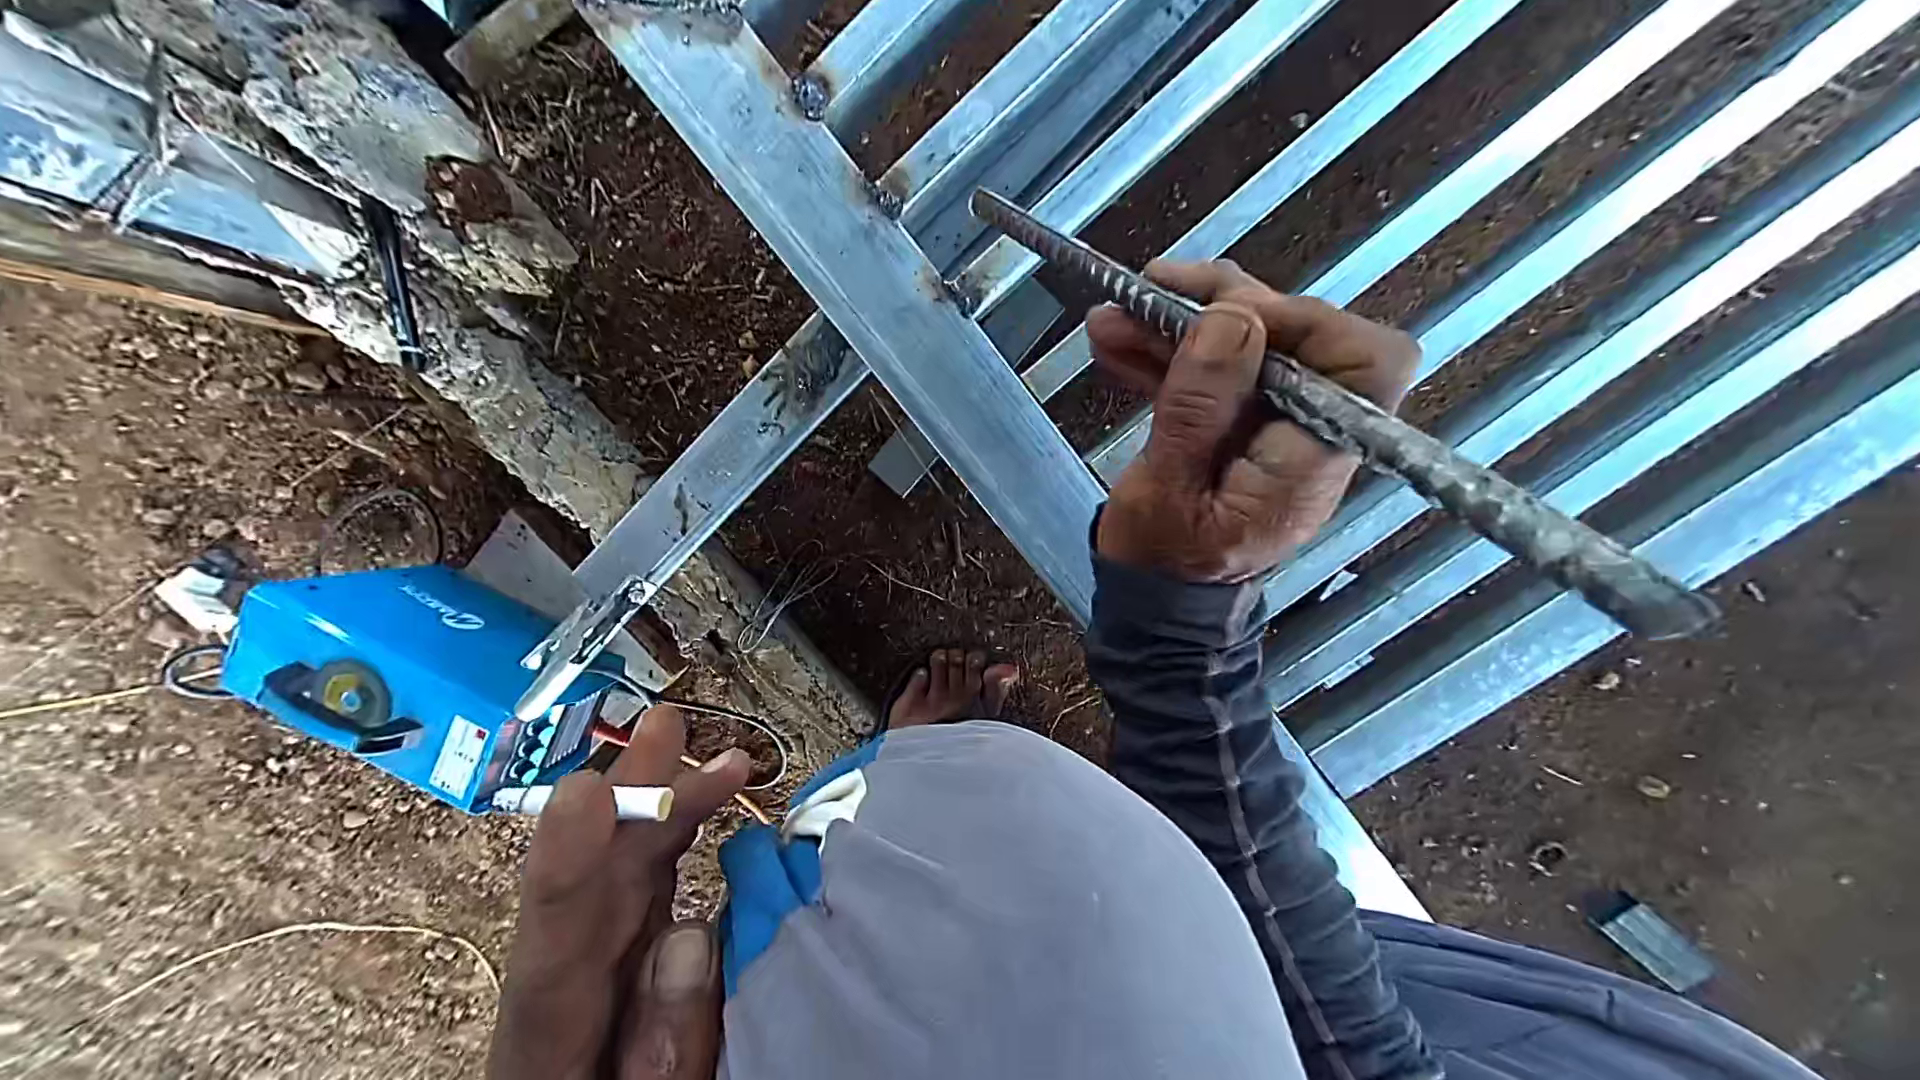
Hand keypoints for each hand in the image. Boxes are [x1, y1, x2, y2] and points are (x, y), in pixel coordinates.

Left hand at [488, 706, 750, 1079]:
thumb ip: (665, 1044)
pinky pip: (654, 880)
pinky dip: (678, 830)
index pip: (554, 950)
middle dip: (632, 797)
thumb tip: (689, 934)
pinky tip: (702, 796)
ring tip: (715, 752)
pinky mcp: (632, 949)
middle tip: (666, 724)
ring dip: (666, 800)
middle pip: (596, 882)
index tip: (587, 791)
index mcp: (553, 1040)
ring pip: (629, 866)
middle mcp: (570, 981)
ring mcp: (601, 960)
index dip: (566, 863)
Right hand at [1086, 259, 1418, 581]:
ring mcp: (1275, 427)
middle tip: (1150, 291)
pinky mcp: (1242, 424)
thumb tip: (1231, 318)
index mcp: (1307, 463)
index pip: (1363, 364)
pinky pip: (1217, 372)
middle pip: (1301, 341)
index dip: (1302, 321)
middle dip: (1223, 307)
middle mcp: (1308, 436)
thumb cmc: (1158, 559)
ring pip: (1251, 348)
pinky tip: (1117, 342)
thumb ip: (1198, 410)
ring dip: (1181, 325)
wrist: (1153, 597)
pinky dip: (1170, 353)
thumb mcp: (1164, 489)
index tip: (1222, 312)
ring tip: (1114, 316)